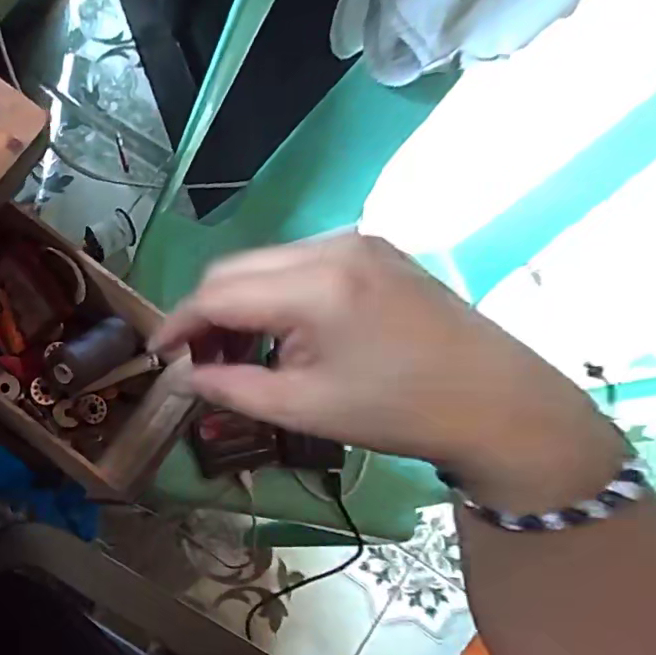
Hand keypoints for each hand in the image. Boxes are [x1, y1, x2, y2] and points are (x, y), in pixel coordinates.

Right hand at [149, 230, 625, 509]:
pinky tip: (278, 331)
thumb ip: (229, 387)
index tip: (158, 352)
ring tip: (238, 350)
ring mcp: (356, 243)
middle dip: (205, 311)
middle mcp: (332, 247)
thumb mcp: (299, 408)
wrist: (497, 402)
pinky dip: (270, 294)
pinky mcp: (372, 250)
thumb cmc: (395, 411)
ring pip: (262, 263)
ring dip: (236, 302)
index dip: (178, 322)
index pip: (217, 292)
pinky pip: (296, 264)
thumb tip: (186, 375)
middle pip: (234, 268)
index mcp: (316, 287)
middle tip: (200, 358)